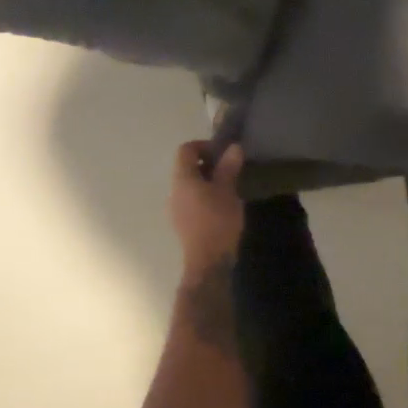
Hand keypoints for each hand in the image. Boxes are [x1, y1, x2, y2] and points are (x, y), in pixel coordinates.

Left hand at [169, 141, 245, 276]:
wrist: (208, 262)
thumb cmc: (218, 221)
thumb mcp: (227, 191)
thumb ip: (228, 168)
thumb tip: (233, 147)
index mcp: (182, 179)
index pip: (185, 150)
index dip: (203, 145)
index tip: (223, 153)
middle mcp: (174, 191)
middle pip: (186, 167)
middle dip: (208, 164)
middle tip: (229, 170)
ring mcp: (175, 208)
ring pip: (189, 185)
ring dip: (207, 182)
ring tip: (228, 189)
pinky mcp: (182, 223)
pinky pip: (190, 201)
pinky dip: (204, 196)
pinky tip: (221, 208)